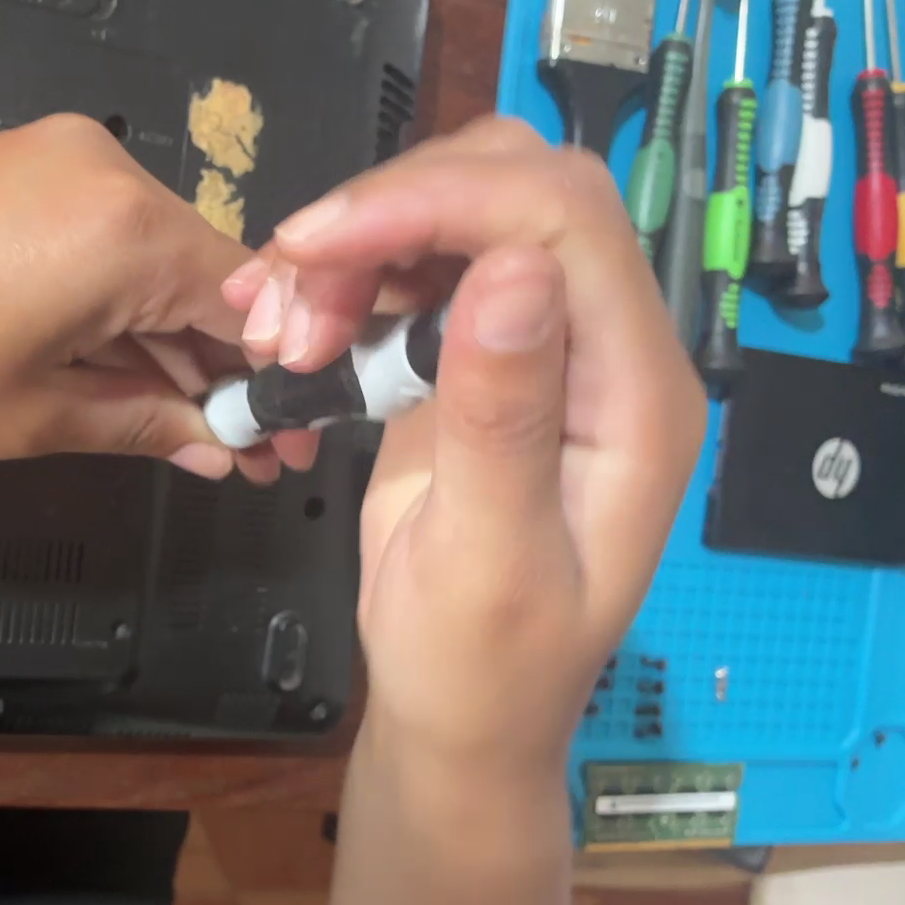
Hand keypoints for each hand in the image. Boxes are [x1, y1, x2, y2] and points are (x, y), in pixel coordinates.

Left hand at [0, 114, 311, 480]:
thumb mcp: (36, 416)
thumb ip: (146, 425)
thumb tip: (220, 450)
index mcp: (124, 227)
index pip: (247, 301)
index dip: (274, 380)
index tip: (285, 439)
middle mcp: (101, 171)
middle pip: (201, 279)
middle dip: (224, 370)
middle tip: (241, 448)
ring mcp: (48, 162)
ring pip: (146, 266)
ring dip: (170, 347)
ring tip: (188, 428)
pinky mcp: (6, 176)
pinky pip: (94, 248)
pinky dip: (115, 314)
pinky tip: (127, 374)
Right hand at [226, 118, 704, 769]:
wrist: (453, 709)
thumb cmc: (479, 662)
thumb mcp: (490, 560)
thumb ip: (504, 420)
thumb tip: (510, 271)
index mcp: (630, 391)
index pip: (557, 224)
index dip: (434, 204)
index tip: (309, 245)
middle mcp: (591, 350)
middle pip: (505, 196)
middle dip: (381, 223)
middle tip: (284, 300)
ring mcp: (523, 354)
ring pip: (442, 229)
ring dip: (346, 259)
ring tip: (274, 336)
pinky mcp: (462, 371)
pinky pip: (402, 285)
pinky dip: (336, 290)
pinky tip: (283, 331)